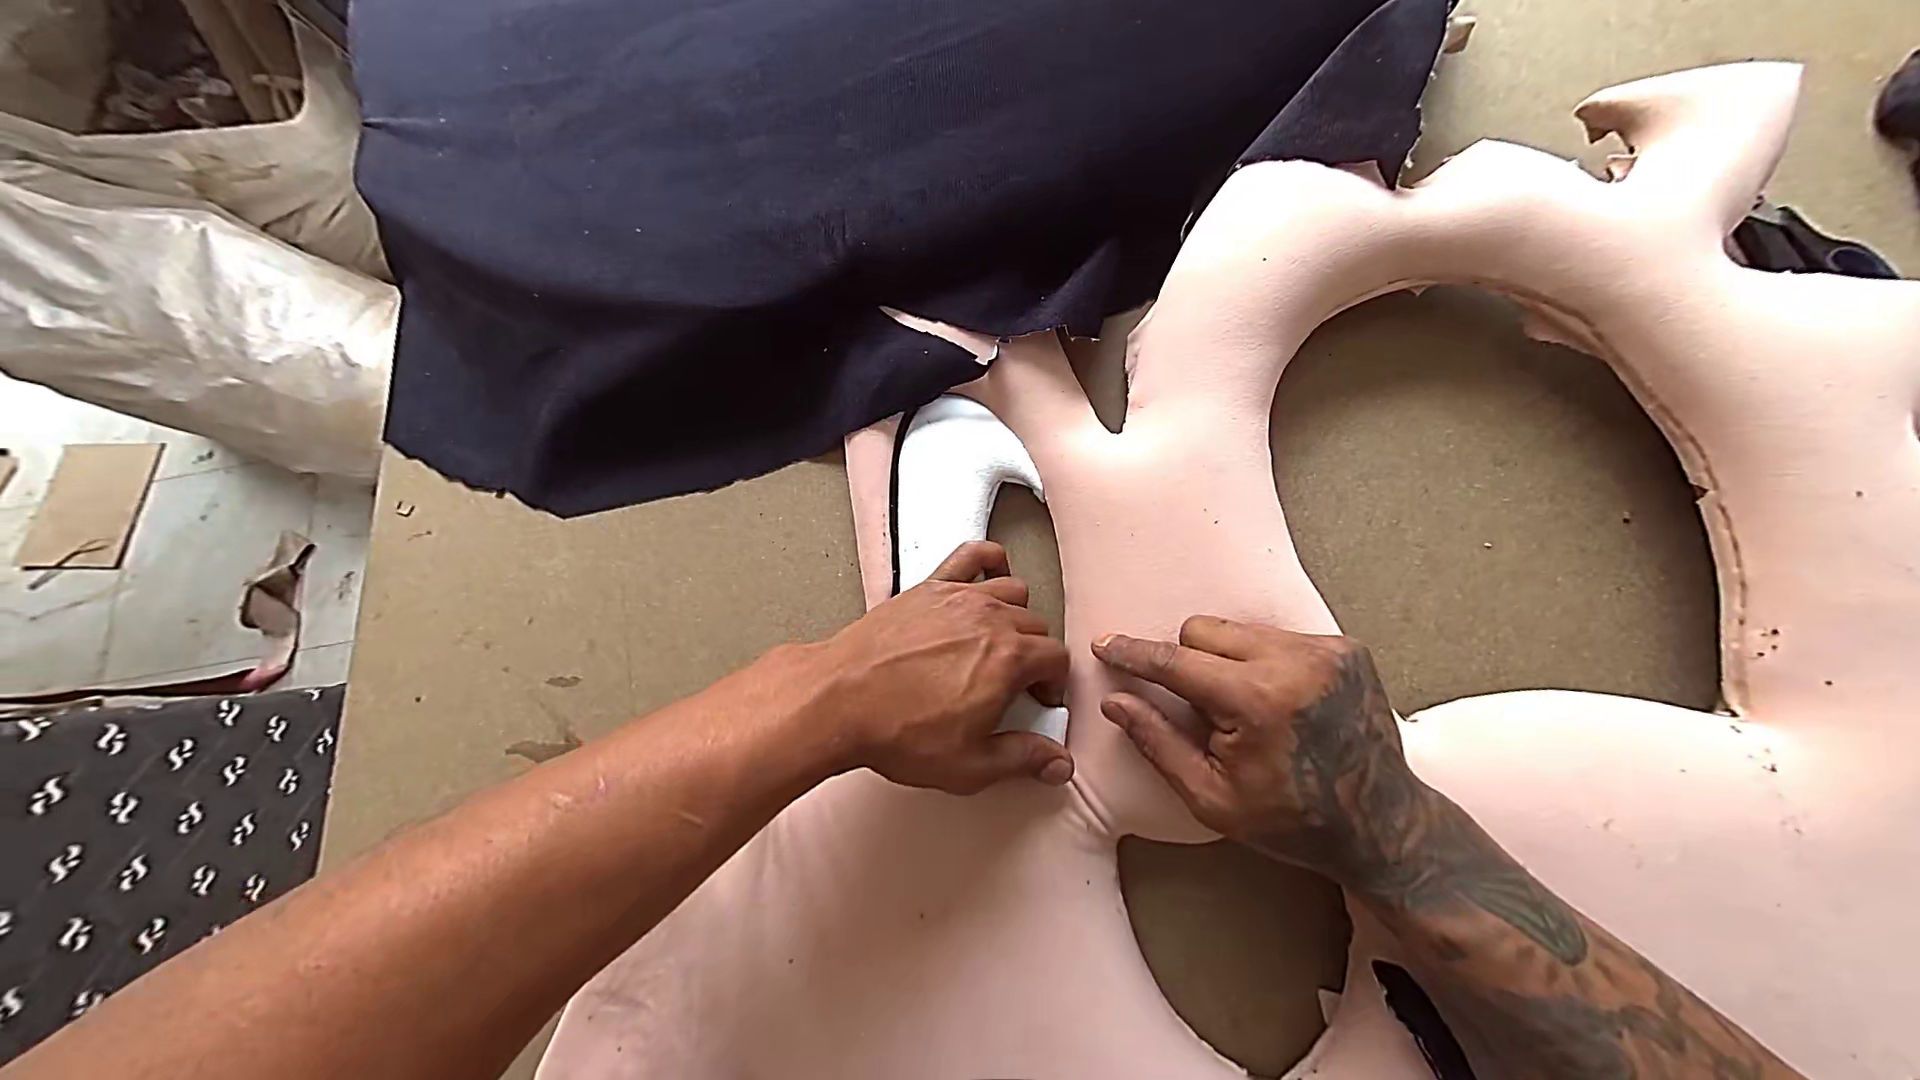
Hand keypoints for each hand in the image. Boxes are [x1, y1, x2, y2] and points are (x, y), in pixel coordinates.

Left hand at [806, 541, 1072, 793]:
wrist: (838, 700)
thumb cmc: (895, 728)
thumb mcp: (969, 764)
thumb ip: (1022, 759)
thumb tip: (1056, 762)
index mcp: (1008, 660)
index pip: (1056, 658)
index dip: (1053, 682)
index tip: (1040, 697)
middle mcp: (990, 619)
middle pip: (1037, 625)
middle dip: (1036, 653)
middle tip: (1018, 679)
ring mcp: (959, 598)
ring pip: (1014, 591)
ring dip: (1017, 615)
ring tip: (1003, 637)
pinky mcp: (930, 587)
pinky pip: (973, 555)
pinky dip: (990, 559)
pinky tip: (990, 575)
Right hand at [1092, 617, 1431, 888]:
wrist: (1385, 826)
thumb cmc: (1295, 822)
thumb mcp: (1210, 797)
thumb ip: (1156, 742)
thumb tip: (1115, 702)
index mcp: (1258, 701)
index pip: (1174, 661)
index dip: (1133, 653)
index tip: (1106, 644)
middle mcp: (1295, 664)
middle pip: (1201, 630)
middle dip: (1187, 662)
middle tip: (1205, 709)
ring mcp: (1327, 652)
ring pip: (1237, 628)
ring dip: (1224, 659)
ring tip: (1245, 707)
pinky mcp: (1346, 649)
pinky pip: (1274, 635)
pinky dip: (1261, 660)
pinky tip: (1276, 700)